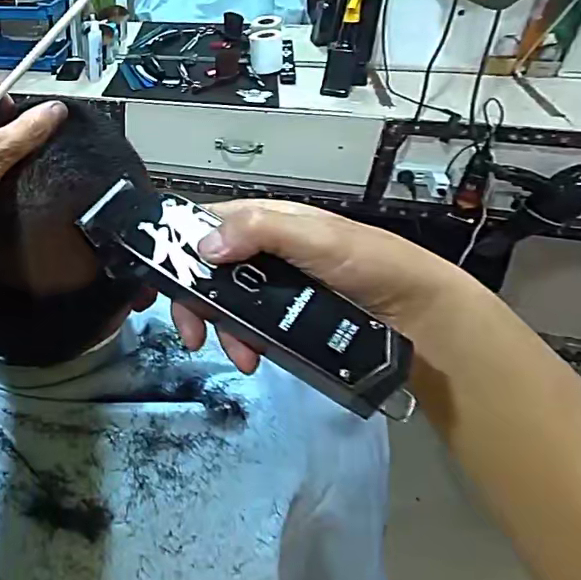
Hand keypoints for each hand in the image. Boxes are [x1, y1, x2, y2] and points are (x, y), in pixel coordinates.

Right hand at [171, 200, 479, 372]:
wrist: (419, 315)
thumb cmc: (371, 264)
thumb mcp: (318, 239)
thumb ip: (262, 232)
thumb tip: (205, 245)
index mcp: (269, 220)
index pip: (210, 224)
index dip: (180, 246)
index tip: (161, 281)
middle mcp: (265, 250)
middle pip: (210, 269)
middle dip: (196, 300)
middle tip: (193, 334)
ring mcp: (276, 286)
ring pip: (228, 303)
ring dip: (222, 329)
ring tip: (239, 356)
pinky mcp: (287, 317)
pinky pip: (251, 326)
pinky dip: (244, 343)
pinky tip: (253, 359)